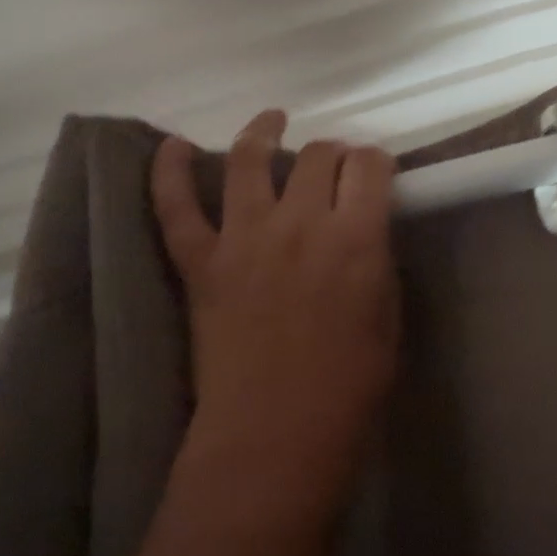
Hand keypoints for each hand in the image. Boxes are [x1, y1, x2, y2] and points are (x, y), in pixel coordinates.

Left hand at [151, 110, 399, 466]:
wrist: (276, 433)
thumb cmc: (351, 384)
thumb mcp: (388, 314)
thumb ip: (376, 260)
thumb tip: (365, 229)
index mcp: (357, 239)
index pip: (369, 167)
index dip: (376, 162)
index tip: (376, 173)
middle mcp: (300, 224)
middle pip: (317, 156)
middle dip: (333, 151)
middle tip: (336, 166)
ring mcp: (244, 240)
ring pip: (250, 162)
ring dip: (264, 133)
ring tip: (273, 122)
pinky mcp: (201, 264)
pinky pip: (176, 208)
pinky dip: (169, 172)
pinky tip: (174, 145)